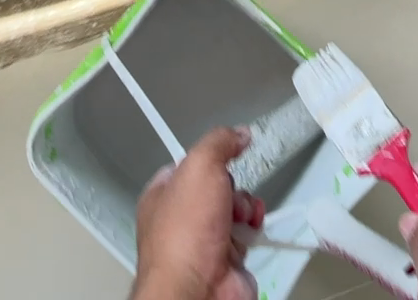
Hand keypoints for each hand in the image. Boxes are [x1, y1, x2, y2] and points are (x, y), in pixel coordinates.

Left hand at [130, 127, 265, 299]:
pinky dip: (255, 228)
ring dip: (245, 206)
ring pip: (234, 208)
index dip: (208, 158)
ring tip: (242, 216)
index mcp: (162, 196)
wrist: (199, 291)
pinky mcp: (227, 261)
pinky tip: (253, 228)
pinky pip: (247, 233)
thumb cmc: (187, 229)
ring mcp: (204, 242)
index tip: (224, 153)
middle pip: (216, 185)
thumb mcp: (201, 165)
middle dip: (231, 186)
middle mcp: (180, 219)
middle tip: (229, 193)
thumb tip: (240, 134)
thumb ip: (220, 142)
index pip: (187, 165)